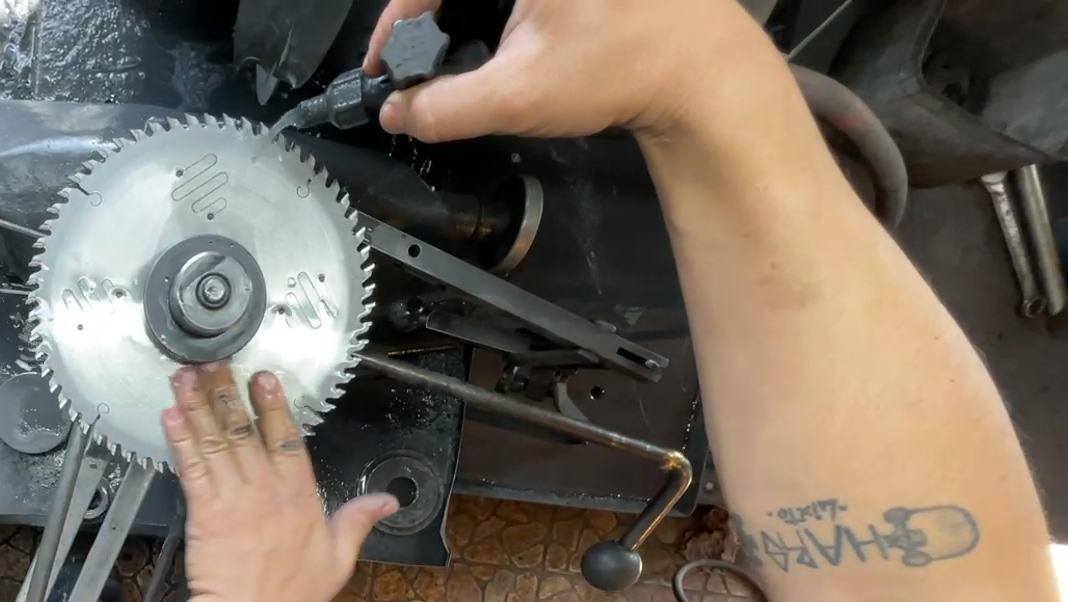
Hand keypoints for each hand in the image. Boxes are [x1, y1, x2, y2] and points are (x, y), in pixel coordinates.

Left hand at [155, 362, 395, 601]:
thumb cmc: (291, 597)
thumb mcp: (339, 561)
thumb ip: (358, 523)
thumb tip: (387, 500)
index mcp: (301, 495)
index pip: (287, 438)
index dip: (273, 405)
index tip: (262, 377)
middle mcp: (267, 487)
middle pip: (245, 429)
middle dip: (226, 391)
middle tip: (211, 360)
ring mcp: (234, 496)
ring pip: (216, 440)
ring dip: (198, 405)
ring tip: (184, 376)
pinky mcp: (204, 510)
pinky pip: (192, 466)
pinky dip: (180, 439)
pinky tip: (170, 415)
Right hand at [364, 0, 781, 143]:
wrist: (699, 68)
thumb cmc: (613, 70)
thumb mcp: (512, 97)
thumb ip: (438, 109)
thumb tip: (391, 113)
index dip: (393, 21)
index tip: (381, 67)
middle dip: (424, 16)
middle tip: (409, 64)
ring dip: (454, 12)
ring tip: (440, 55)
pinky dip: (488, 8)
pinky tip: (486, 40)